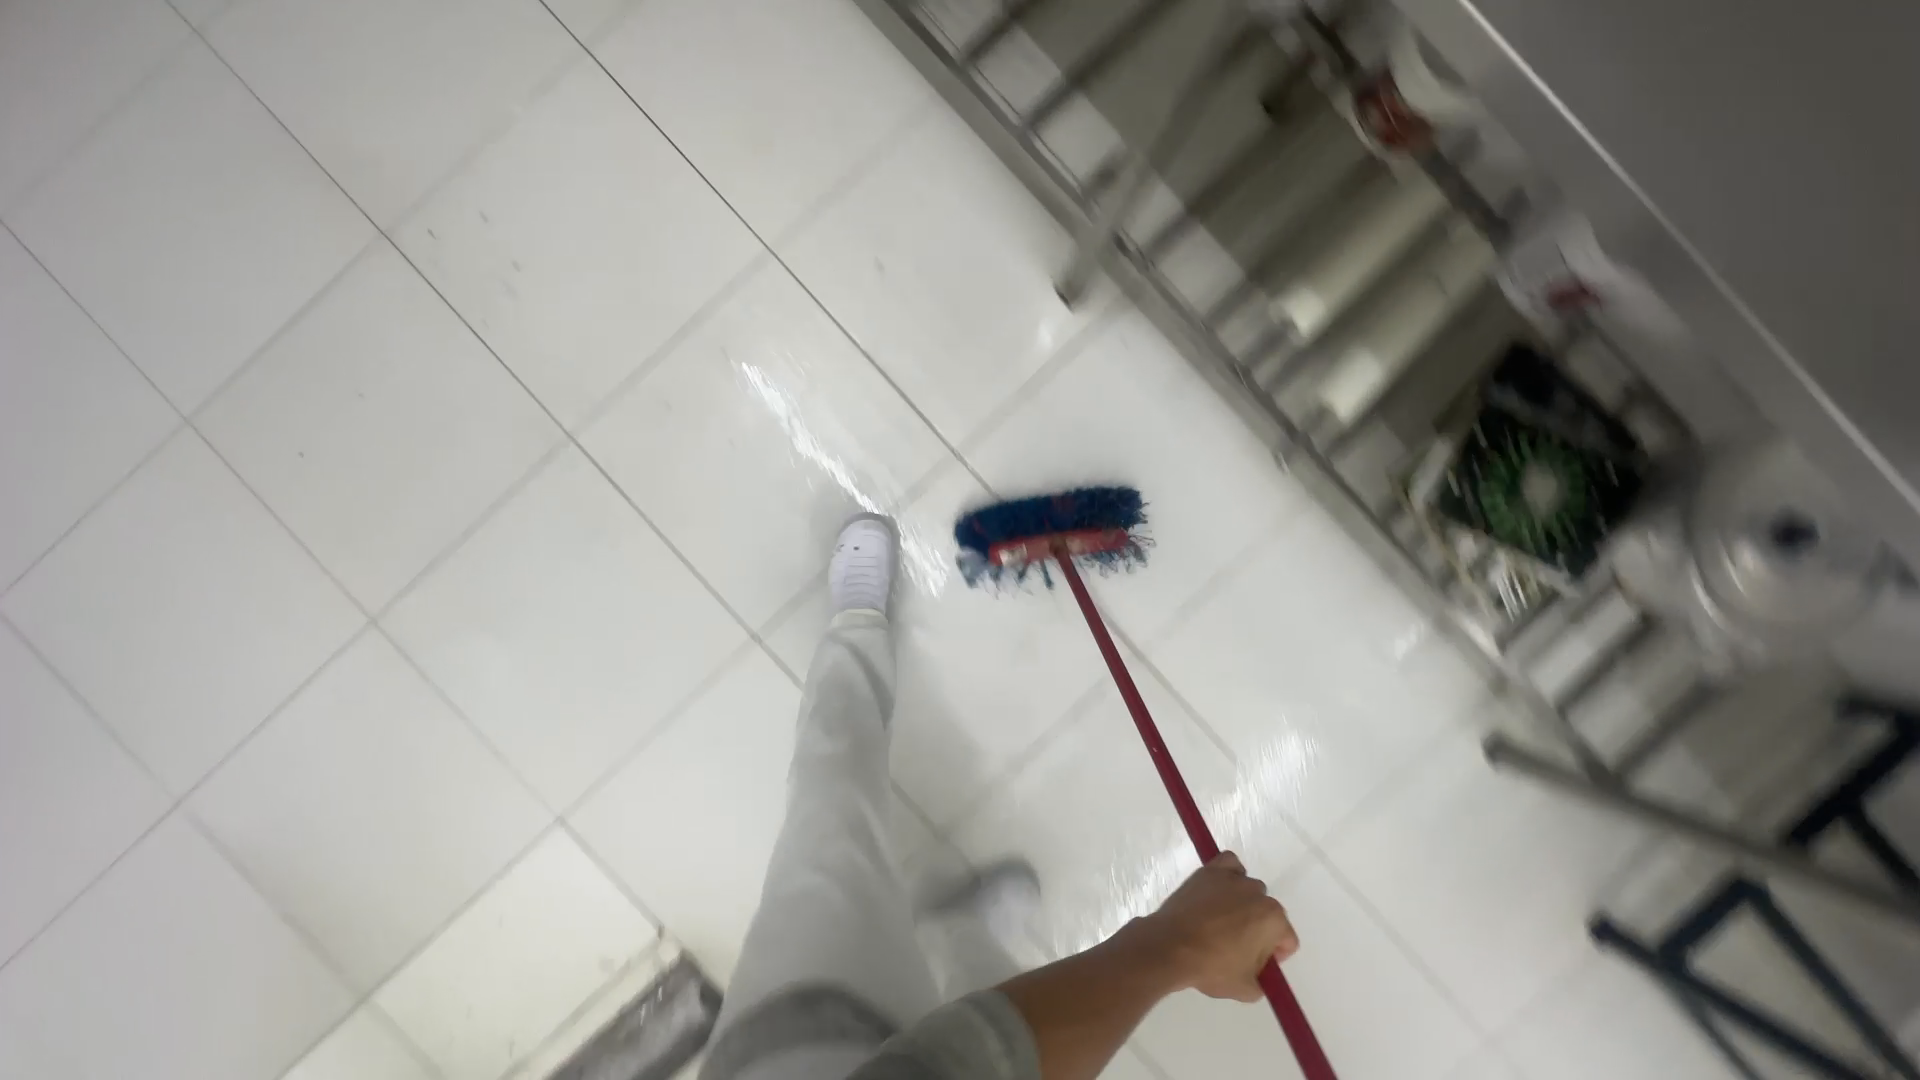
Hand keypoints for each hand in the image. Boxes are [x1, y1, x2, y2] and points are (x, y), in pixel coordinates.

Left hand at [1130, 852, 1297, 1001]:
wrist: (1171, 946)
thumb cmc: (1211, 967)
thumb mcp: (1246, 989)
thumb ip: (1262, 980)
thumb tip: (1258, 972)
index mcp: (1273, 920)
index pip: (1286, 940)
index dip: (1274, 956)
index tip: (1256, 965)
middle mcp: (1257, 893)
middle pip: (1267, 913)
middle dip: (1258, 930)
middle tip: (1236, 946)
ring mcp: (1232, 878)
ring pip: (1249, 890)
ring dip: (1242, 903)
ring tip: (1222, 920)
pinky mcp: (1209, 871)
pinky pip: (1229, 864)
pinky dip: (1229, 874)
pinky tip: (1220, 890)